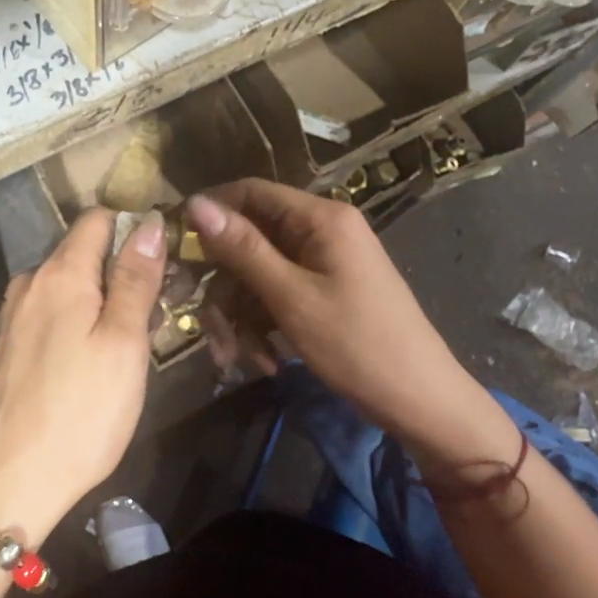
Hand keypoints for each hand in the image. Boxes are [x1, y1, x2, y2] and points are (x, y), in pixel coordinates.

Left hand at [0, 209, 164, 545]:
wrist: (8, 483)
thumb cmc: (80, 412)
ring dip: (99, 304)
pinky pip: (49, 317)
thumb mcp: (123, 343)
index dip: (135, 229)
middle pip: (83, 254)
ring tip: (126, 351)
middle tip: (154, 319)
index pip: (98, 219)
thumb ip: (136, 279)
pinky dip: (75, 326)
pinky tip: (88, 368)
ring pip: (67, 289)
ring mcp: (12, 317)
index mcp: (59, 272)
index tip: (164, 262)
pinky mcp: (6, 348)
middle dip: (121, 274)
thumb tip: (150, 223)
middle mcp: (29, 283)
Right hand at [187, 180, 468, 438]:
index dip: (210, 214)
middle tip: (210, 330)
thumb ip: (242, 249)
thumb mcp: (291, 298)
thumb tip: (195, 203)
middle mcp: (321, 230)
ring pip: (258, 274)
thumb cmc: (358, 346)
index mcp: (320, 218)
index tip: (175, 249)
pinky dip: (264, 326)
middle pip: (250, 240)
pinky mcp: (325, 291)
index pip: (250, 192)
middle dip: (225, 288)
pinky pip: (278, 295)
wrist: (422, 404)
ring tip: (237, 359)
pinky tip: (264, 362)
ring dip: (241, 316)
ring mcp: (324, 262)